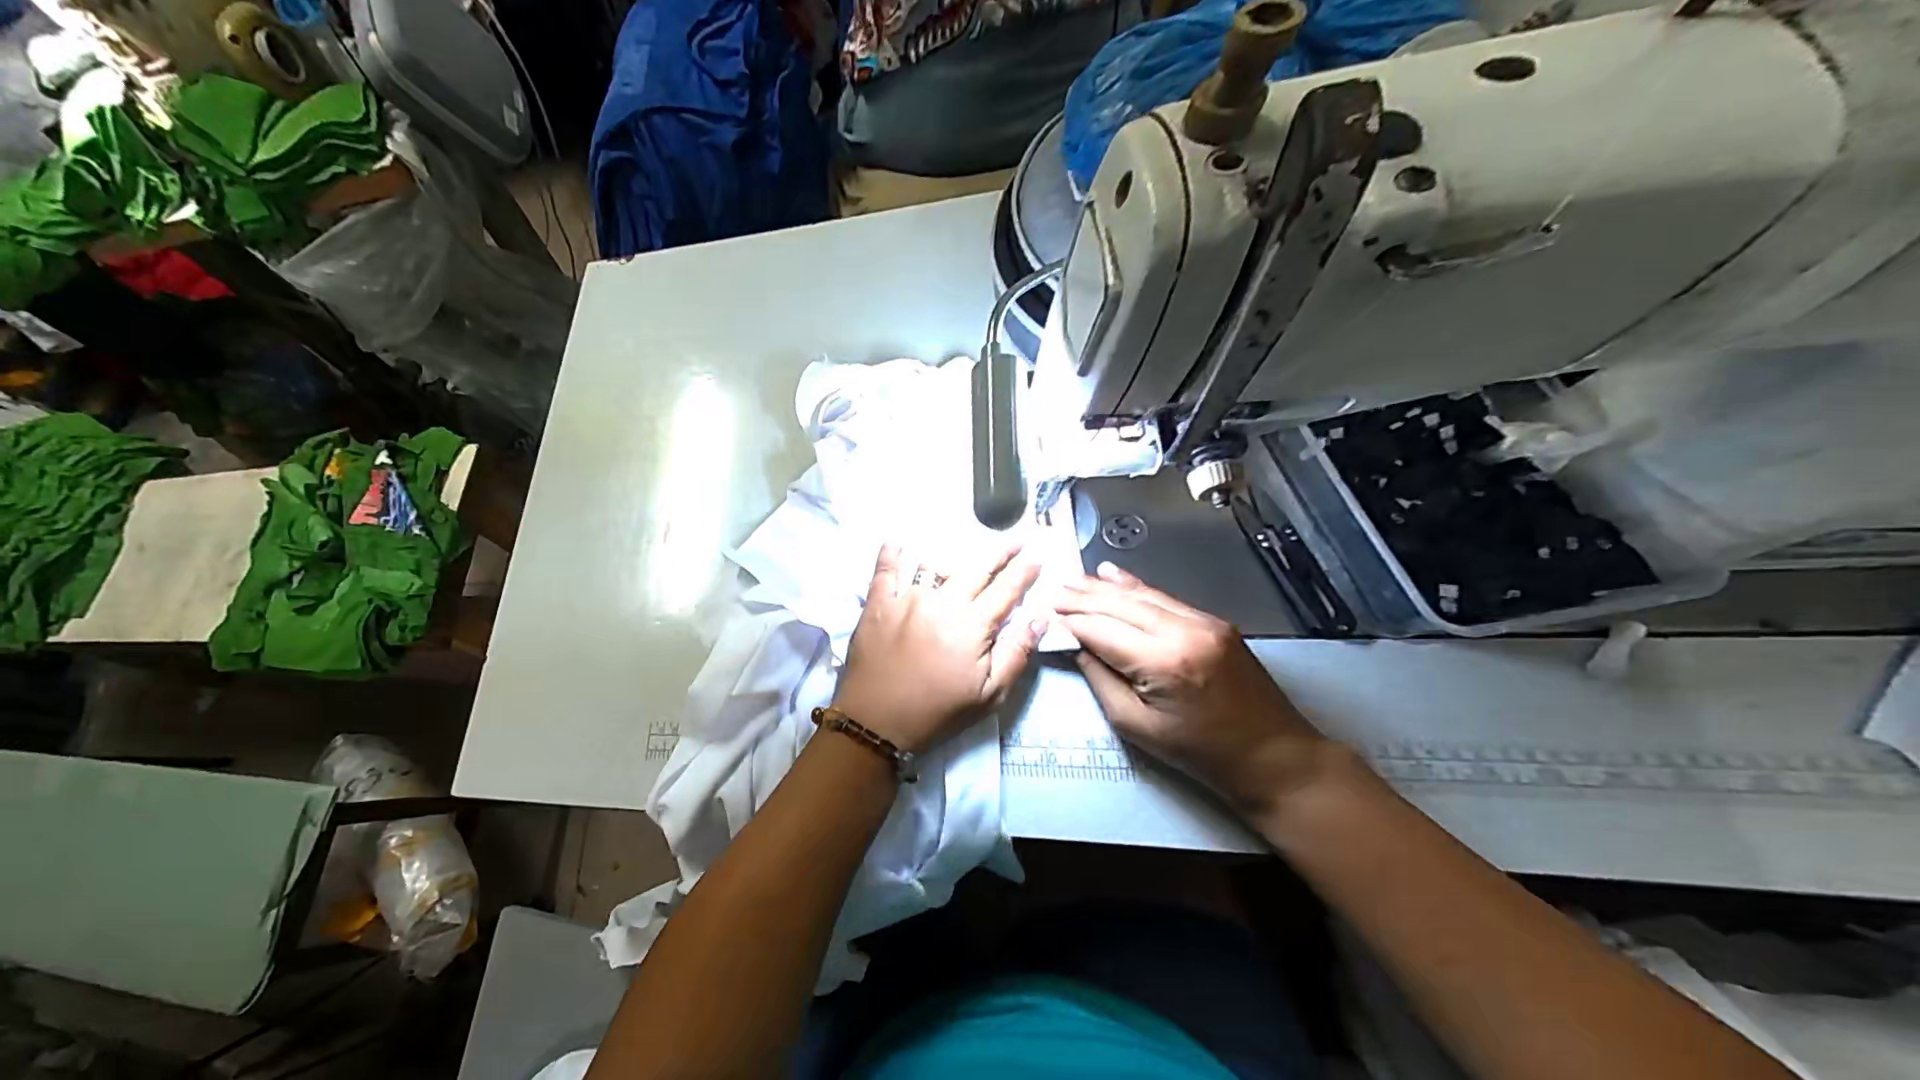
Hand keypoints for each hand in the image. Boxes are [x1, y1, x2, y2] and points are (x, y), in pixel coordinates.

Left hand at [833, 541, 1045, 754]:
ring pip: (935, 567)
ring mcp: (907, 599)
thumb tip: (1040, 618)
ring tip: (960, 558)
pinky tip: (896, 541)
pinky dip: (891, 554)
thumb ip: (1016, 653)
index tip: (1037, 557)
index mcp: (973, 625)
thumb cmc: (938, 712)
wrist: (876, 723)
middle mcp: (942, 602)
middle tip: (1014, 540)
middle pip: (976, 569)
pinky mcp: (878, 604)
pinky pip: (886, 571)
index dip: (1024, 572)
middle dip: (999, 553)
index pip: (1006, 589)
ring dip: (952, 561)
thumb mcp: (989, 694)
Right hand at [1054, 562, 1329, 815]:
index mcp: (1163, 662)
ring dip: (1106, 587)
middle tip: (1052, 590)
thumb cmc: (1201, 754)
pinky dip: (1136, 588)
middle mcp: (1184, 631)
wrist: (1274, 755)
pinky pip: (1166, 599)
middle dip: (1084, 597)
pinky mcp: (1215, 622)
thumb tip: (1078, 648)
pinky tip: (1114, 576)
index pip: (1103, 630)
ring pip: (1144, 595)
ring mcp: (1204, 621)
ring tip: (1074, 580)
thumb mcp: (1138, 728)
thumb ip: (1102, 682)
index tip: (1044, 614)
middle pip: (1121, 604)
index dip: (1072, 622)